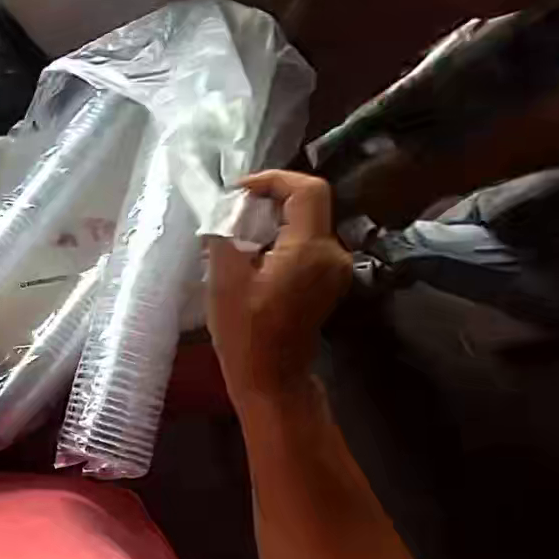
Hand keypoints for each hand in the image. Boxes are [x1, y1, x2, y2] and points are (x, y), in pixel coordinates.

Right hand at [205, 170, 353, 399]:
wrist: (272, 378)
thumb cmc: (245, 333)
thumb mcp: (224, 281)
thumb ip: (227, 234)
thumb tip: (228, 206)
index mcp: (309, 249)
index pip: (306, 189)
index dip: (273, 180)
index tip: (239, 191)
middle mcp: (332, 253)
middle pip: (307, 204)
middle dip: (268, 201)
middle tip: (230, 214)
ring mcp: (335, 268)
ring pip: (306, 222)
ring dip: (272, 220)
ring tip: (235, 236)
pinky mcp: (328, 279)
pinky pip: (306, 243)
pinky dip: (280, 238)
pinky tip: (252, 256)